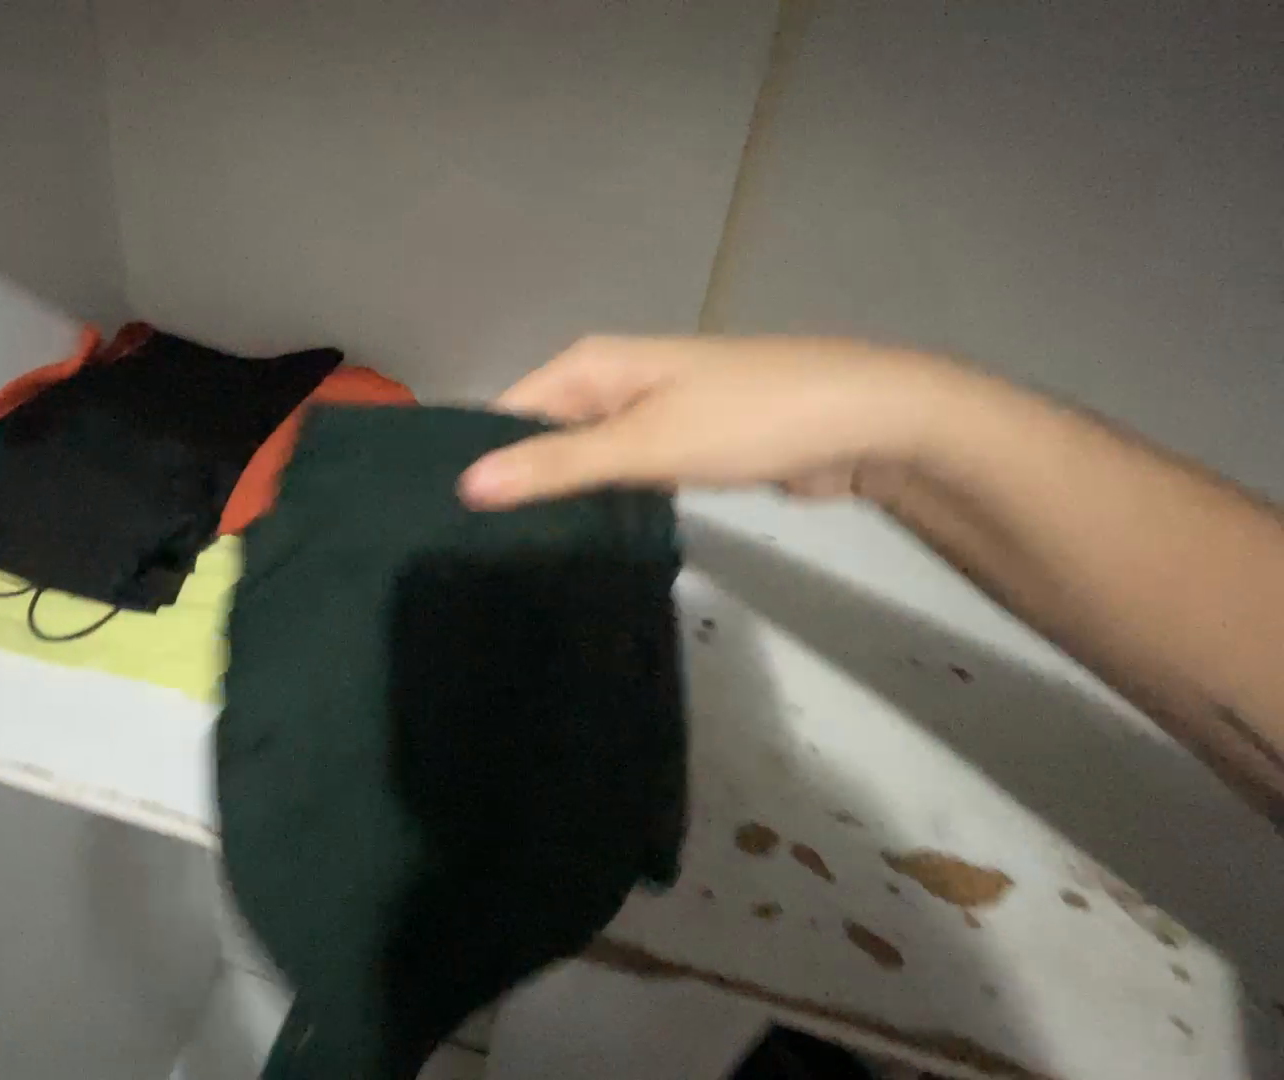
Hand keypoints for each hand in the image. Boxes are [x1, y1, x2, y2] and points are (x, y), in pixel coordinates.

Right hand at [459, 335, 971, 507]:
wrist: (871, 421)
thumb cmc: (748, 420)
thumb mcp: (643, 445)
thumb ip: (554, 467)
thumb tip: (464, 485)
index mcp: (588, 366)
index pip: (503, 414)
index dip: (477, 462)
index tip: (447, 521)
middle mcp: (605, 384)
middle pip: (535, 438)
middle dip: (510, 486)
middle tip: (472, 549)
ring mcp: (640, 415)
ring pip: (573, 461)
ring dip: (551, 499)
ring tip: (507, 554)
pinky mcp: (668, 446)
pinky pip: (611, 475)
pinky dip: (593, 504)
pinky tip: (570, 541)